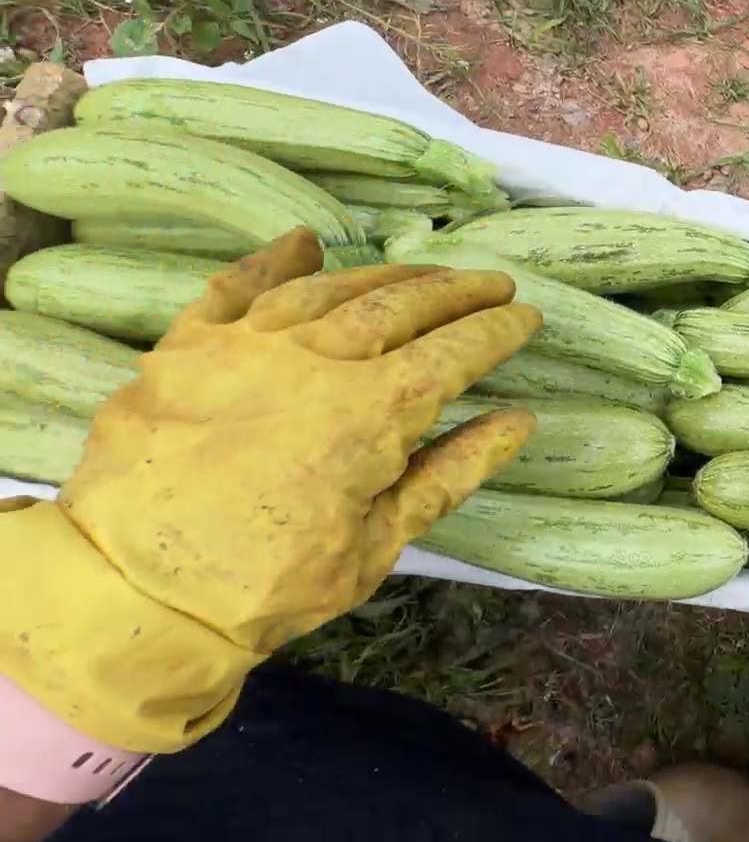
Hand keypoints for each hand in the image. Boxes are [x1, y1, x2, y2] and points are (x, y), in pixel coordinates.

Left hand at [0, 228, 542, 753]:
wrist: (125, 599)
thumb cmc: (274, 579)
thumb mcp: (386, 539)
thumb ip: (456, 471)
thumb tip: (521, 420)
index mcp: (372, 411)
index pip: (456, 351)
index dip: (499, 330)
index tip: (528, 316)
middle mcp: (315, 363)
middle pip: (403, 306)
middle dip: (458, 290)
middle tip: (494, 283)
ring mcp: (244, 350)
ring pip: (334, 290)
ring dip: (392, 276)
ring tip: (429, 273)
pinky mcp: (184, 353)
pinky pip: (232, 291)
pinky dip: (271, 261)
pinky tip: (305, 242)